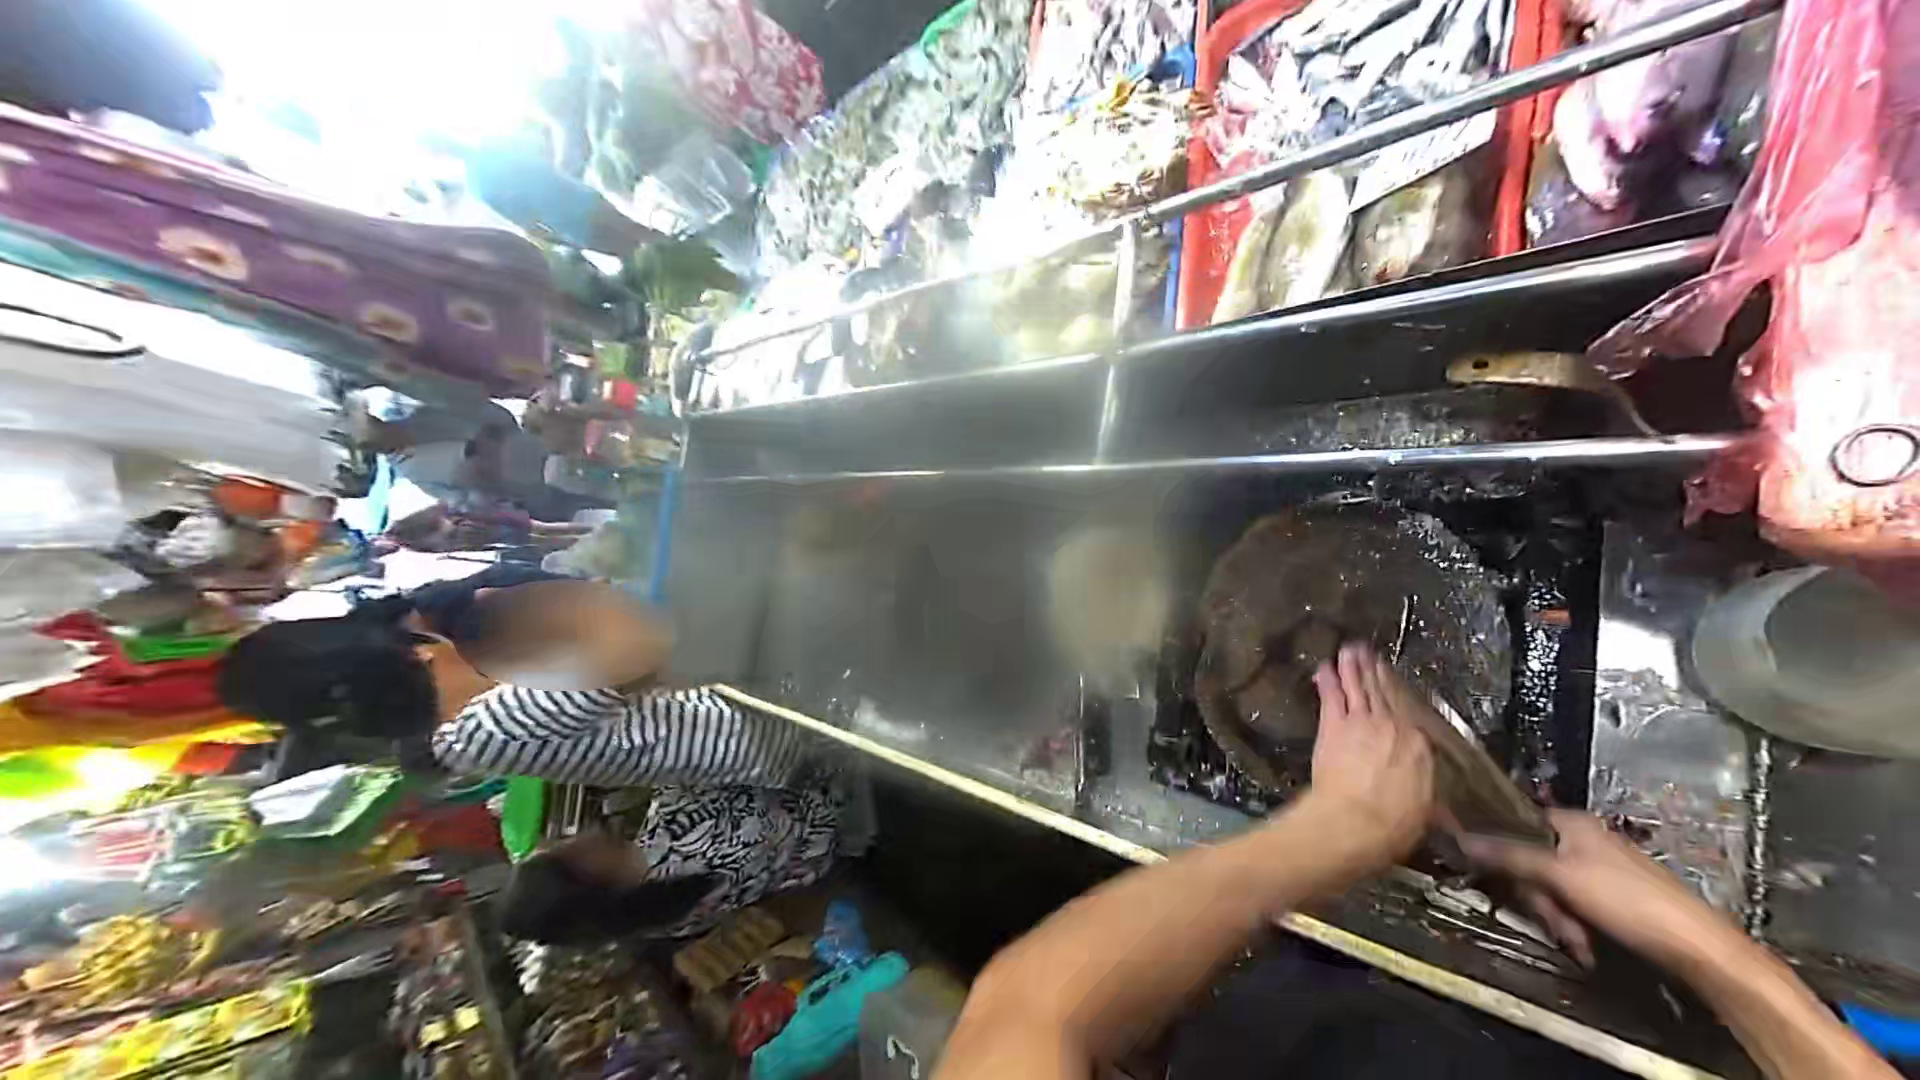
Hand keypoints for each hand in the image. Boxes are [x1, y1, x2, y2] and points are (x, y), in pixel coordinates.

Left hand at [1303, 642, 1434, 863]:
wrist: (1359, 818)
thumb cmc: (1396, 822)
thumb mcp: (1426, 812)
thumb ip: (1432, 804)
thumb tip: (1452, 823)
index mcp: (1420, 746)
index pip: (1408, 713)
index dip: (1396, 694)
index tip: (1390, 681)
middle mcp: (1393, 727)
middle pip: (1382, 692)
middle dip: (1373, 671)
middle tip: (1366, 651)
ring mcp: (1362, 722)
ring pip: (1359, 687)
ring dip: (1353, 667)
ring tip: (1349, 650)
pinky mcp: (1335, 725)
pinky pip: (1332, 696)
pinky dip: (1328, 680)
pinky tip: (1324, 668)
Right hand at [1458, 811, 1737, 968]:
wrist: (1705, 954)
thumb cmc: (1629, 901)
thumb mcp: (1557, 875)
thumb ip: (1505, 854)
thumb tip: (1458, 837)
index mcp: (1571, 821)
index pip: (1512, 821)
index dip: (1499, 847)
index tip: (1496, 874)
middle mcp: (1583, 839)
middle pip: (1530, 859)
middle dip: (1537, 896)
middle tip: (1550, 917)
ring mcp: (1600, 868)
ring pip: (1551, 886)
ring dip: (1556, 916)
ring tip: (1576, 938)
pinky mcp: (1614, 897)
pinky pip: (1574, 903)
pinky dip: (1575, 924)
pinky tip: (1585, 942)